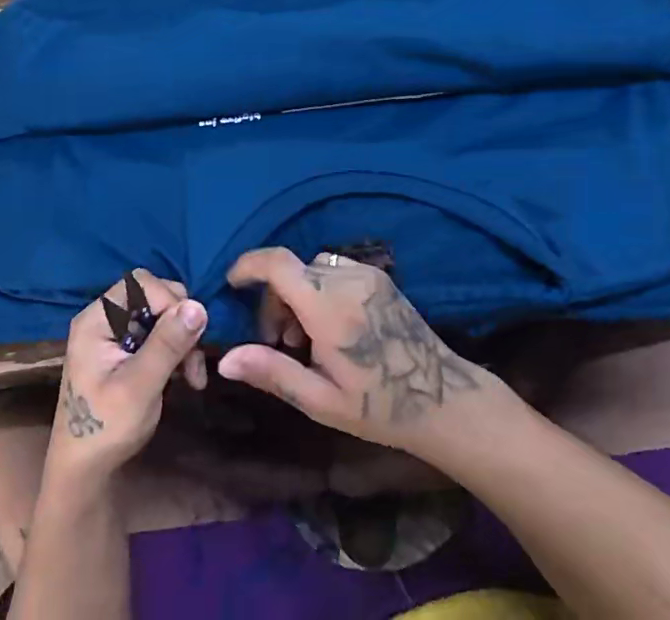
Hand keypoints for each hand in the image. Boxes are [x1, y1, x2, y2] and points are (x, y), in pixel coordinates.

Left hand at [47, 271, 208, 477]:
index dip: (170, 301)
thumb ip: (167, 344)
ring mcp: (115, 335)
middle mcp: (104, 319)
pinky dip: (177, 351)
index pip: (141, 284)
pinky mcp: (128, 351)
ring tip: (193, 376)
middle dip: (180, 321)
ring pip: (161, 315)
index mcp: (96, 320)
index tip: (189, 333)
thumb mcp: (140, 386)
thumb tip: (198, 305)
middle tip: (194, 357)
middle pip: (153, 296)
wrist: (85, 470)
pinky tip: (187, 377)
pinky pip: (160, 334)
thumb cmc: (105, 428)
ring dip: (183, 339)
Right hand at [217, 248, 497, 455]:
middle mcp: (348, 280)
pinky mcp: (381, 279)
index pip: (277, 263)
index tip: (232, 285)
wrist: (445, 400)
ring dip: (297, 295)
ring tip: (304, 339)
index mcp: (329, 307)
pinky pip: (335, 271)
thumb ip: (271, 373)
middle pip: (292, 270)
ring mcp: (368, 275)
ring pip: (312, 269)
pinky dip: (319, 290)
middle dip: (274, 299)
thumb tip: (224, 360)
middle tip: (278, 342)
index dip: (248, 266)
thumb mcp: (320, 400)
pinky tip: (328, 327)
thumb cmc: (380, 407)